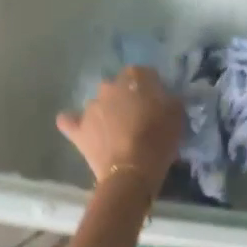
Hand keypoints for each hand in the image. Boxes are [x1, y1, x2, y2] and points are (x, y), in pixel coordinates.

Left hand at [56, 66, 184, 186]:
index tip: (156, 105)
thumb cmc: (159, 139)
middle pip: (119, 87)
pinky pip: (69, 120)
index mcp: (134, 76)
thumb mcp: (177, 113)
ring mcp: (91, 106)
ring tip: (116, 133)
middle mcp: (110, 85)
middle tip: (137, 118)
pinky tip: (80, 129)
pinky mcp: (79, 128)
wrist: (133, 172)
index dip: (150, 89)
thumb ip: (168, 97)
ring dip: (106, 112)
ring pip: (99, 104)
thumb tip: (162, 97)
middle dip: (126, 98)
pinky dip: (74, 122)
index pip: (143, 74)